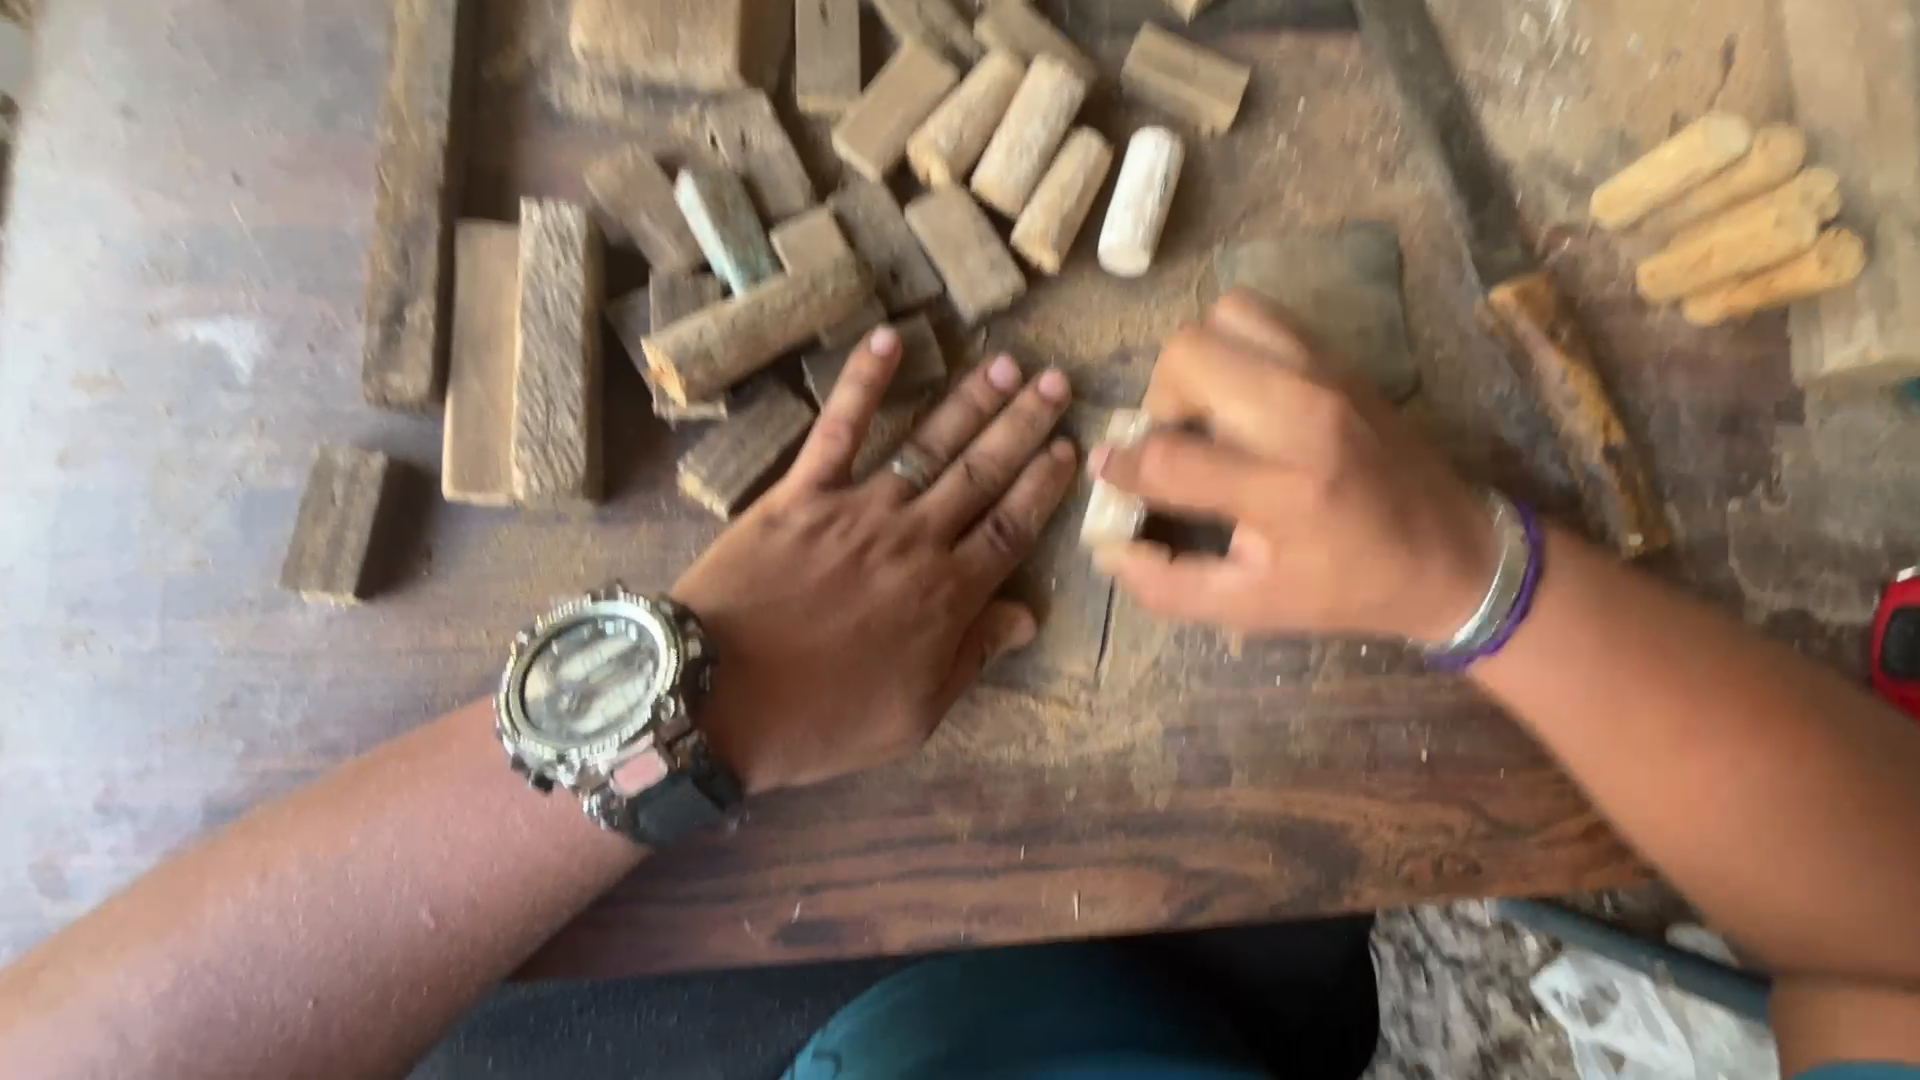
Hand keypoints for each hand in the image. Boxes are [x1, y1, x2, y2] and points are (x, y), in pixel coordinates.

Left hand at [674, 327, 1078, 794]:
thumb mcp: (913, 715)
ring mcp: (858, 508)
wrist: (716, 700)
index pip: (1012, 528)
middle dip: (1024, 426)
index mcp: (946, 595)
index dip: (1043, 486)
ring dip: (971, 401)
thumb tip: (1027, 617)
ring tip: (1006, 363)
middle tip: (1058, 382)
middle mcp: (914, 539)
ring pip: (928, 444)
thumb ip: (971, 658)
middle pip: (982, 473)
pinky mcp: (801, 492)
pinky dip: (864, 382)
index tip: (1069, 448)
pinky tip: (889, 340)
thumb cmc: (820, 719)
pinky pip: (837, 428)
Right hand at [1090, 292, 1496, 643]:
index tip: (1111, 474)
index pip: (1168, 456)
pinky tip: (1240, 395)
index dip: (1122, 466)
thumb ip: (1169, 585)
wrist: (1457, 552)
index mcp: (1283, 490)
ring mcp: (1326, 375)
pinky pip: (1259, 318)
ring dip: (1195, 366)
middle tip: (1175, 443)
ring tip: (1208, 414)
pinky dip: (1231, 345)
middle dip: (1158, 402)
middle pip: (1186, 356)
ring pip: (1221, 320)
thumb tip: (1108, 550)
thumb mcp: (1253, 608)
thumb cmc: (1349, 588)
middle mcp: (1303, 416)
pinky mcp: (1341, 359)